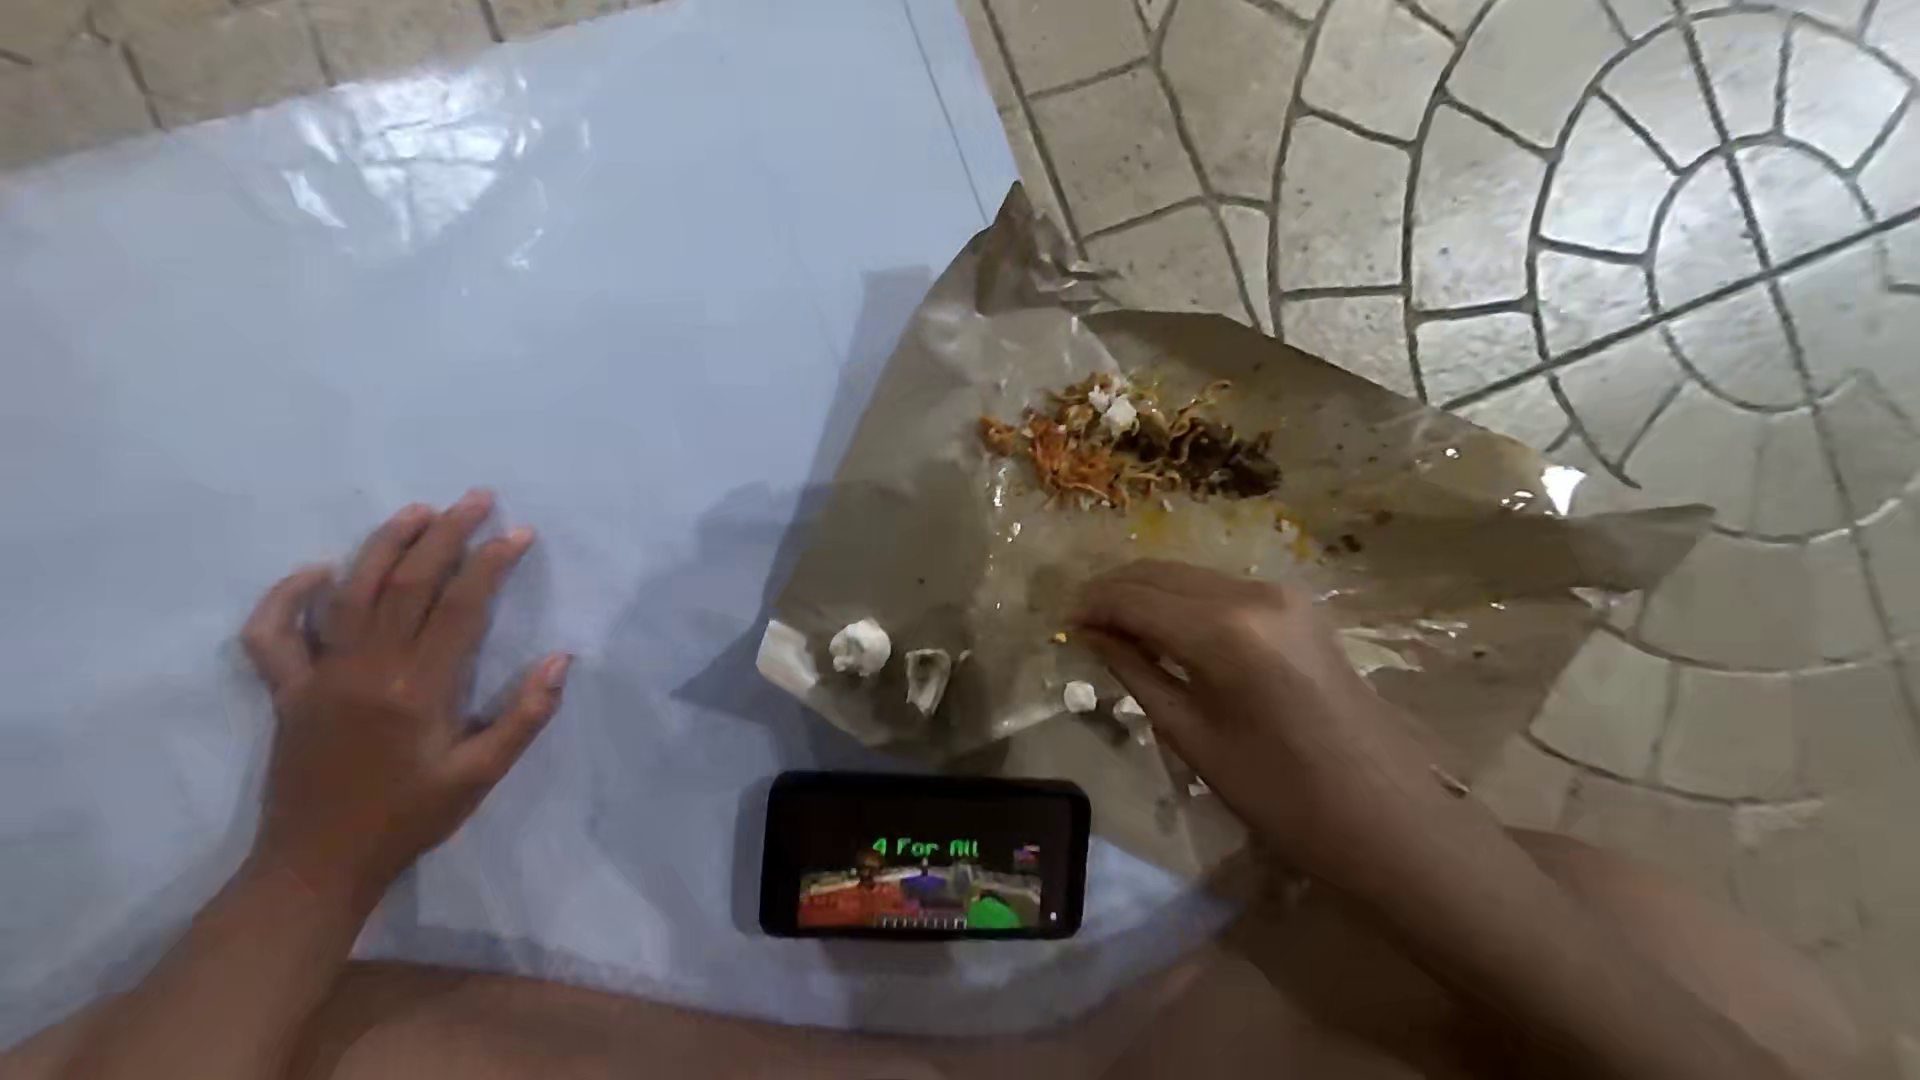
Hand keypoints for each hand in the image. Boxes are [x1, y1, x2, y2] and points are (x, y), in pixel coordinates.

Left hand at [240, 491, 569, 906]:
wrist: (316, 866)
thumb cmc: (411, 817)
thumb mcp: (483, 774)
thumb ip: (525, 715)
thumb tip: (562, 659)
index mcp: (418, 689)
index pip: (460, 607)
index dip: (491, 564)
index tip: (518, 533)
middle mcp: (365, 670)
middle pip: (405, 584)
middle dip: (445, 536)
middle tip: (475, 499)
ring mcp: (318, 678)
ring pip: (348, 594)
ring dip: (384, 546)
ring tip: (417, 511)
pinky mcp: (287, 692)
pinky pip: (272, 636)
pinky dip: (287, 597)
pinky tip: (316, 571)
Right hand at [1073, 561, 1457, 886]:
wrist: (1389, 819)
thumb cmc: (1281, 795)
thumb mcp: (1191, 734)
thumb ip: (1135, 669)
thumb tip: (1088, 633)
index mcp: (1224, 629)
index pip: (1134, 596)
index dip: (1091, 605)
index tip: (1062, 624)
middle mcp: (1251, 593)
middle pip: (1158, 573)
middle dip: (1112, 592)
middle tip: (1081, 623)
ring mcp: (1280, 593)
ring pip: (1186, 575)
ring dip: (1144, 593)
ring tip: (1114, 627)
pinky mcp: (1295, 604)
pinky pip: (1217, 588)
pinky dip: (1179, 600)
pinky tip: (1162, 627)